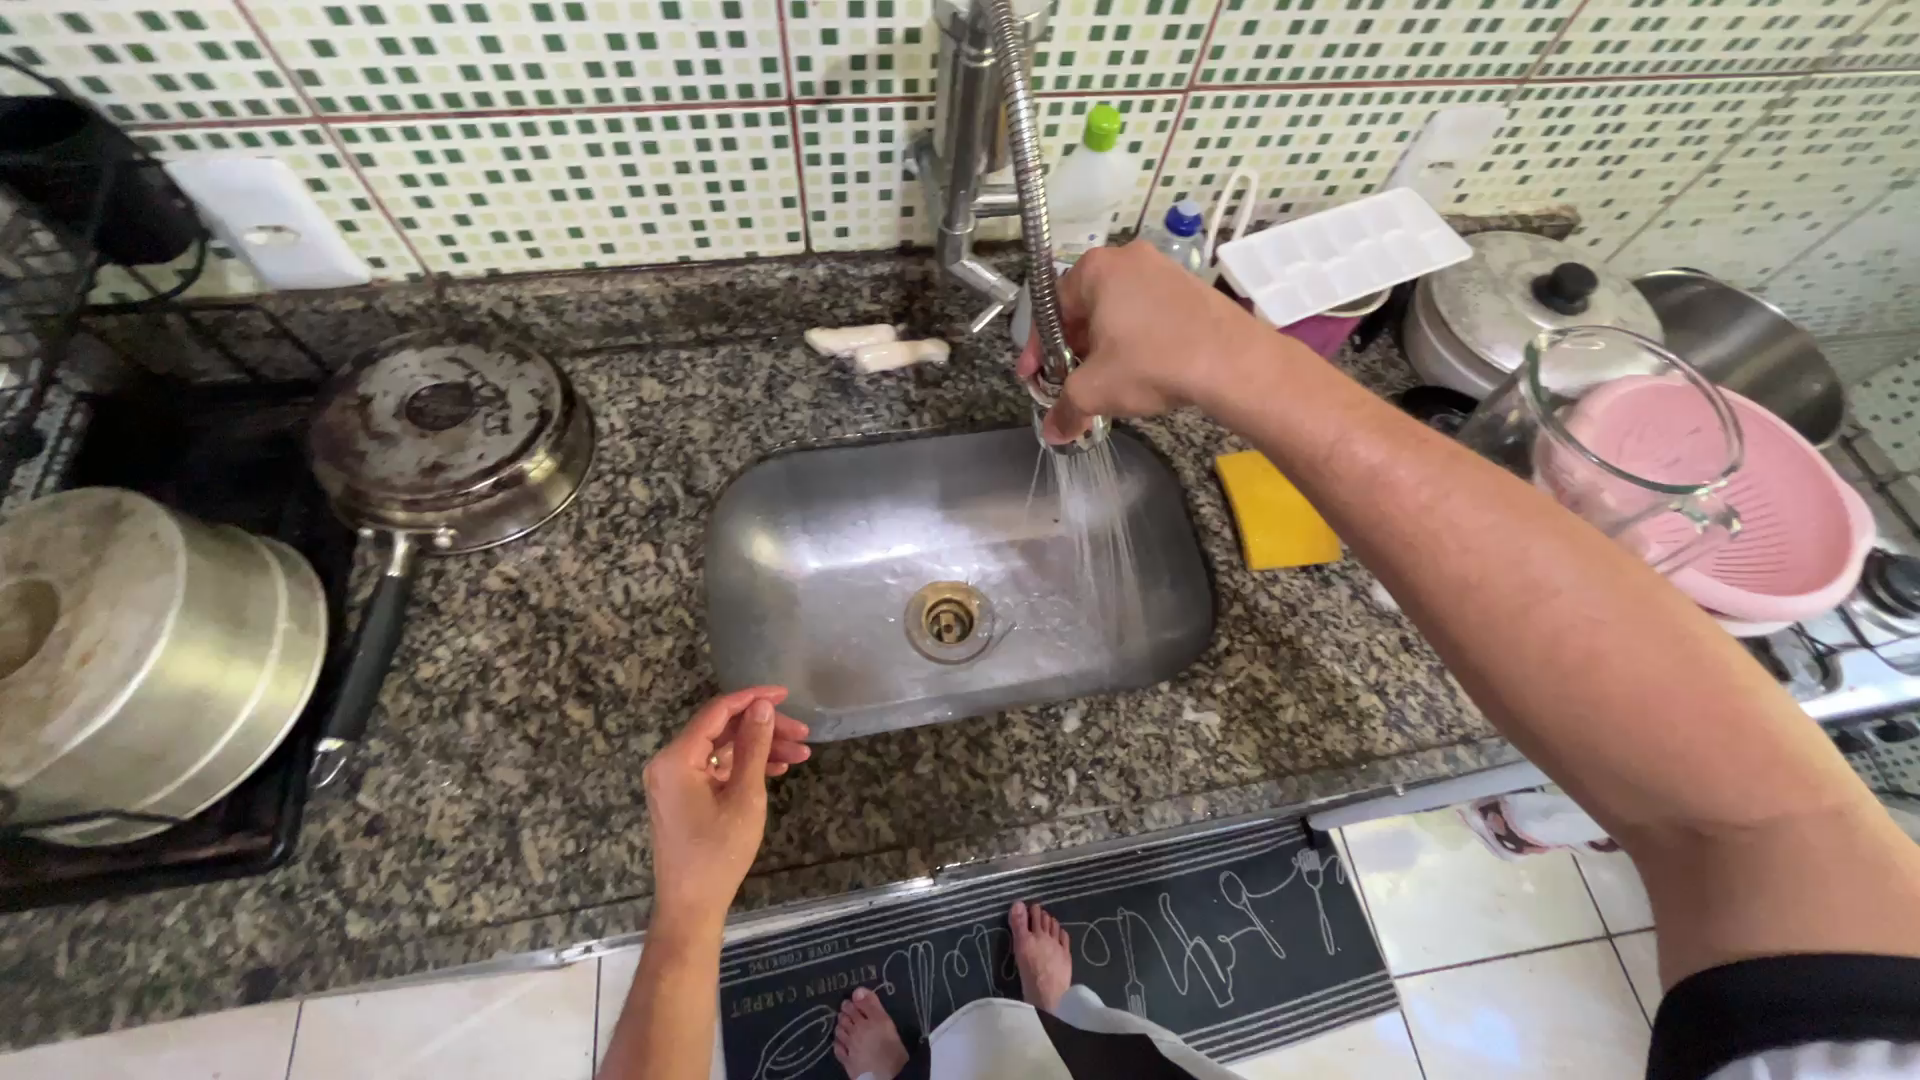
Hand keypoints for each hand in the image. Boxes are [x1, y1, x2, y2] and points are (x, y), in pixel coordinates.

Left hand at [644, 686, 810, 932]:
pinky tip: (778, 769)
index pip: (717, 711)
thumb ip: (754, 745)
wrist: (691, 906)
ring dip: (762, 747)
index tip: (786, 695)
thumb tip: (762, 706)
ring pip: (724, 748)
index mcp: (677, 758)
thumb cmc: (718, 852)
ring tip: (801, 754)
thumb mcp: (744, 795)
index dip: (752, 698)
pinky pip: (717, 767)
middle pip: (723, 729)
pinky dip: (746, 765)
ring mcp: (675, 780)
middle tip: (803, 733)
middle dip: (765, 728)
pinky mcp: (684, 795)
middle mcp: (670, 762)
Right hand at [1016, 240, 1278, 442]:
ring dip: (1103, 349)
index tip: (1033, 378)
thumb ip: (1065, 409)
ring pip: (1117, 314)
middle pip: (1084, 309)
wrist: (1232, 362)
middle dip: (1072, 350)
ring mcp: (1164, 271)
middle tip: (1068, 383)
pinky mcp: (1190, 290)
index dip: (1036, 350)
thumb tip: (1052, 433)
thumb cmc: (1151, 363)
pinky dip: (1134, 343)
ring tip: (1104, 383)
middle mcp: (1128, 259)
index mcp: (1096, 269)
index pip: (1050, 310)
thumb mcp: (1094, 390)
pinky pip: (1147, 316)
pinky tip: (1140, 373)